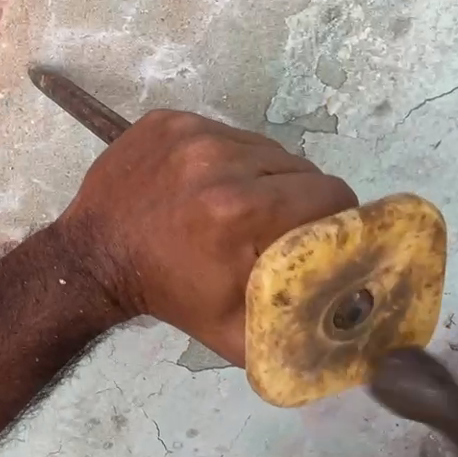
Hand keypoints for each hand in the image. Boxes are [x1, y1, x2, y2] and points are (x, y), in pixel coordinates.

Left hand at [51, 110, 356, 362]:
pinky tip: (205, 181)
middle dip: (297, 196)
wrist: (94, 255)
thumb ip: (300, 332)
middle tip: (275, 222)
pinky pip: (222, 130)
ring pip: (262, 146)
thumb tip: (364, 336)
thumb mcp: (236, 330)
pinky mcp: (165, 120)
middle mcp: (216, 161)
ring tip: (239, 201)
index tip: (319, 234)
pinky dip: (224, 154)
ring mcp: (187, 133)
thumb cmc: (167, 293)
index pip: (329, 195)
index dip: (335, 217)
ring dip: (262, 173)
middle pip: (298, 167)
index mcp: (240, 209)